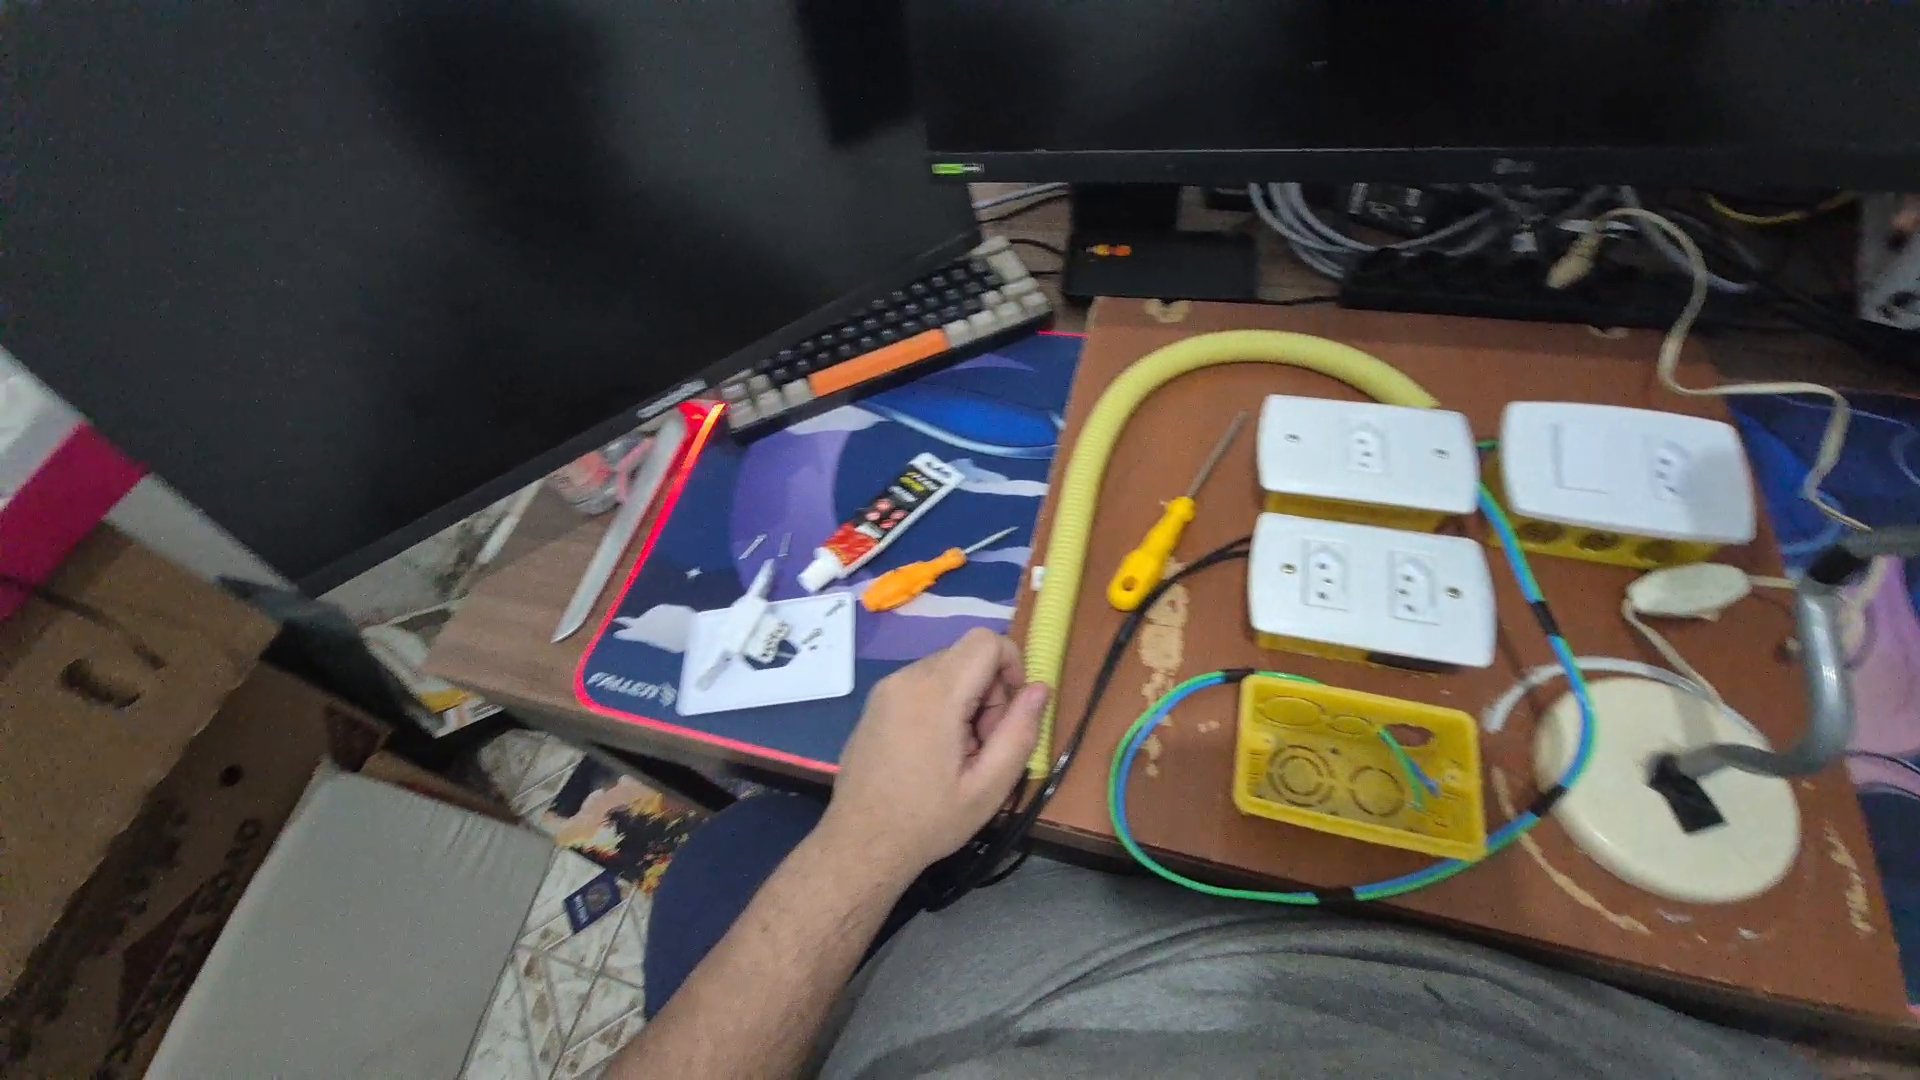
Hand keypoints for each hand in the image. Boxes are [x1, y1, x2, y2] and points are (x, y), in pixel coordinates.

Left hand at [819, 628, 1049, 879]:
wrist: (860, 844)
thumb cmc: (928, 821)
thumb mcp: (989, 787)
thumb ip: (1020, 732)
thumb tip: (1039, 688)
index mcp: (935, 693)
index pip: (986, 641)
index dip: (1012, 666)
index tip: (1011, 711)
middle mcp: (906, 678)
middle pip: (967, 656)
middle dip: (989, 691)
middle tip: (983, 745)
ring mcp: (886, 688)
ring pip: (946, 668)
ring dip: (966, 700)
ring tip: (959, 753)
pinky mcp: (876, 701)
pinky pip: (923, 682)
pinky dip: (941, 703)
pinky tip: (934, 750)